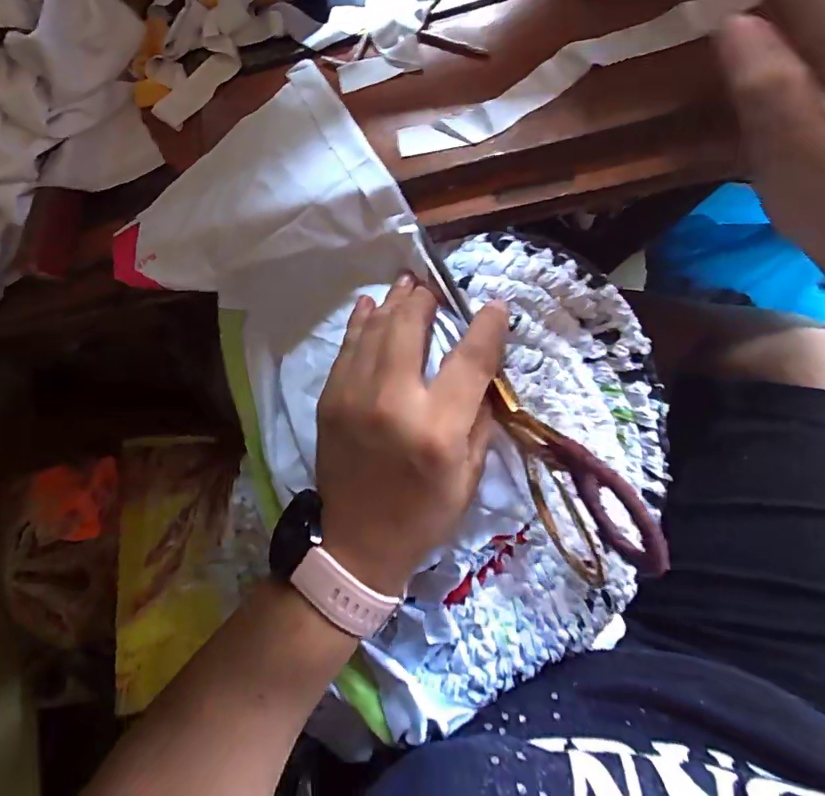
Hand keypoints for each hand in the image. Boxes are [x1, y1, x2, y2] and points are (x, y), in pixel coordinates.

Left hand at [314, 273, 508, 595]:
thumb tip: (480, 367)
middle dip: (425, 300)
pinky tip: (370, 304)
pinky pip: (347, 347)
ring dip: (393, 302)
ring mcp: (353, 396)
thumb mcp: (468, 474)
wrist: (357, 541)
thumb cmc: (423, 513)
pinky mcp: (329, 398)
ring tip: (406, 283)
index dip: (486, 327)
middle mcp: (393, 402)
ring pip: (375, 330)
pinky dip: (361, 322)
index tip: (494, 305)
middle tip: (434, 287)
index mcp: (436, 429)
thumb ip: (477, 416)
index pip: (469, 360)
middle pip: (409, 328)